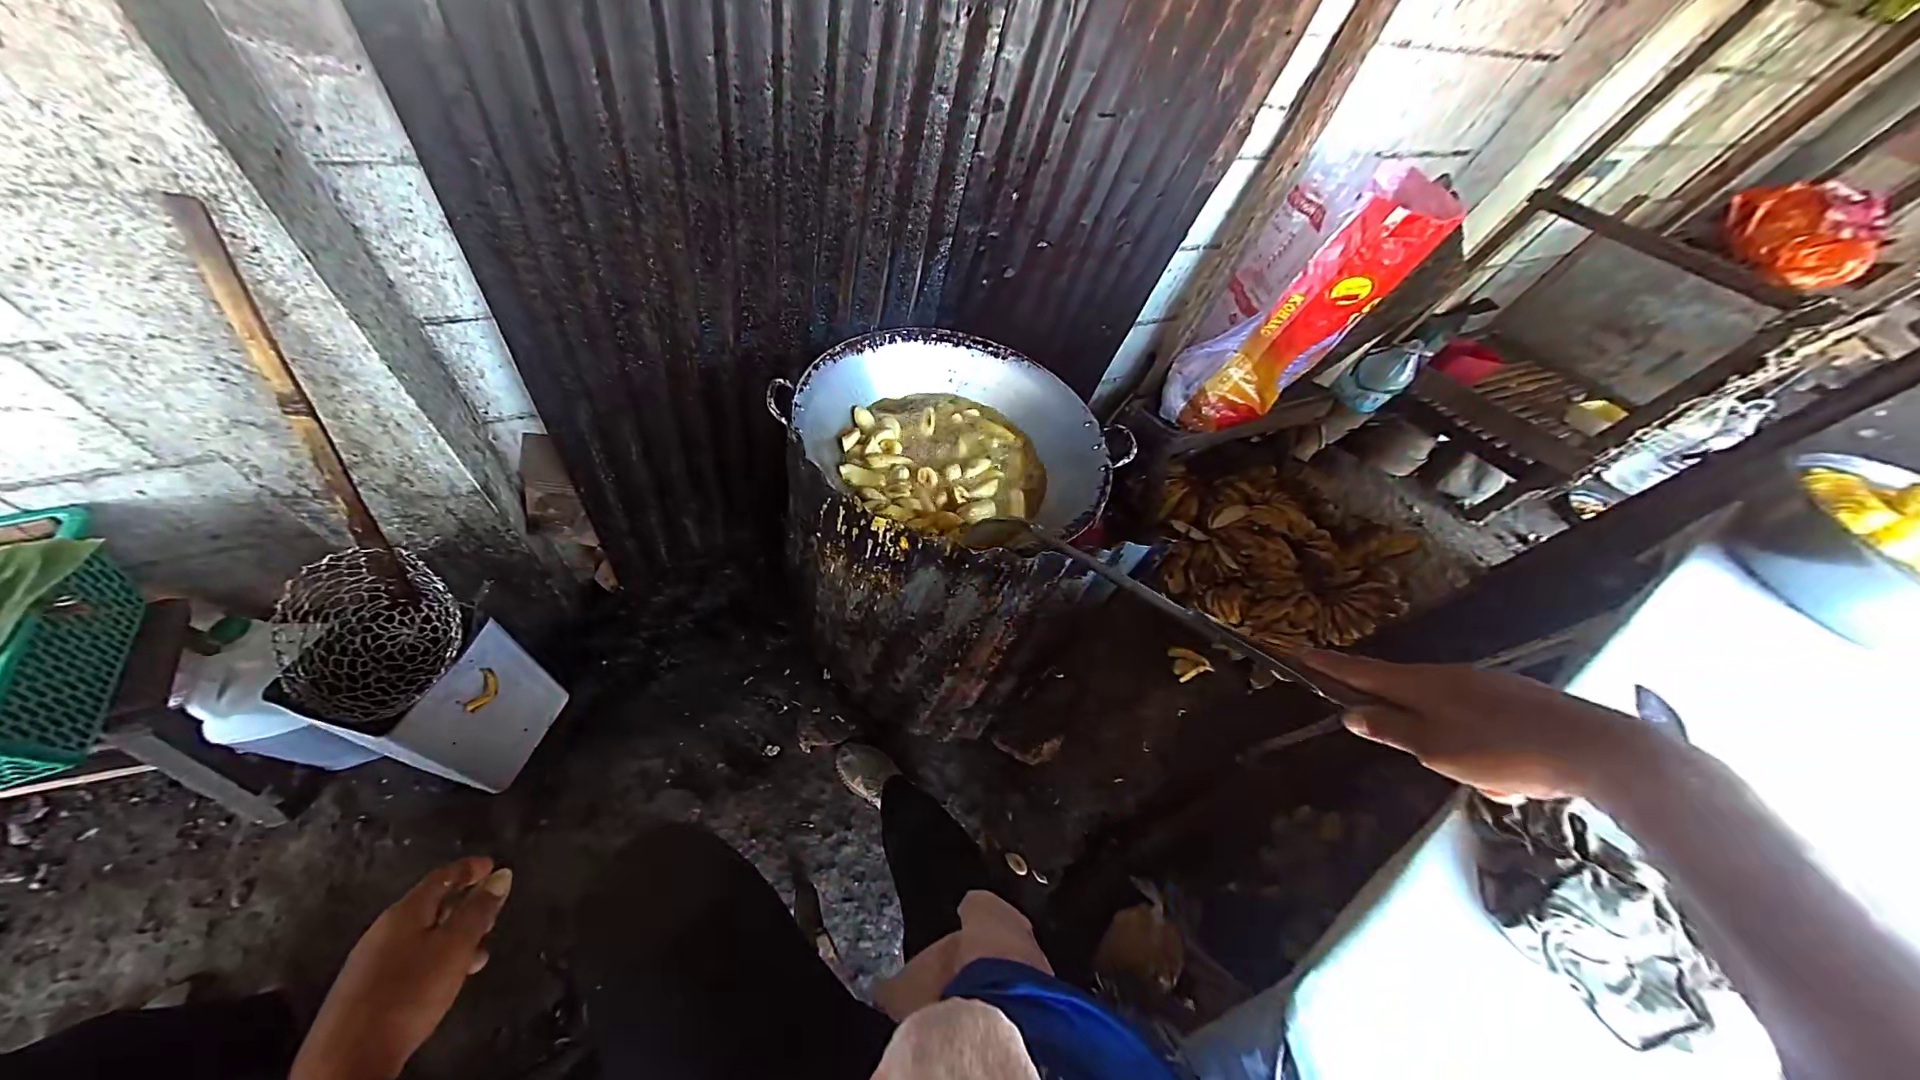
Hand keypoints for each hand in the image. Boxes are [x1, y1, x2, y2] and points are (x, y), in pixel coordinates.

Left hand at [291, 857, 512, 1079]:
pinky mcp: (367, 991)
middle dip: (465, 905)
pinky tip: (450, 977)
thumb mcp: (455, 946)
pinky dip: (438, 958)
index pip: (441, 877)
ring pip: (424, 936)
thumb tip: (500, 875)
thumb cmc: (409, 993)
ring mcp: (371, 963)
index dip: (469, 869)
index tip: (492, 865)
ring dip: (455, 937)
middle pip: (431, 906)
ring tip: (480, 951)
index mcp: (403, 914)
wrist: (347, 1062)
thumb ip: (479, 910)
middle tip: (493, 911)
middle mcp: (383, 932)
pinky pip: (412, 959)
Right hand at [1298, 649, 1658, 799]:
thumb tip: (1352, 713)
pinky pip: (1479, 723)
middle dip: (1403, 719)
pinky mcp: (1517, 701)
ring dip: (1451, 745)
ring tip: (1484, 778)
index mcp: (1422, 684)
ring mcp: (1486, 686)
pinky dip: (1482, 749)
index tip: (1301, 653)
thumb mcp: (1436, 750)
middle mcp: (1450, 676)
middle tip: (1415, 750)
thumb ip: (1391, 730)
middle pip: (1405, 692)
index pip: (1361, 671)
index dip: (1329, 665)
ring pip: (1446, 714)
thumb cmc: (1505, 751)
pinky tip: (1509, 775)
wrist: (1604, 752)